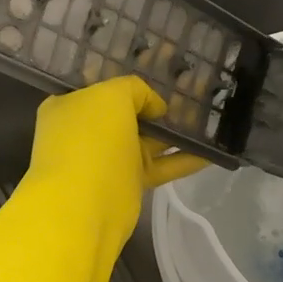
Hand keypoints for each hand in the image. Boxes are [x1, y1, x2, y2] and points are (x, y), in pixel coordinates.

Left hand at [22, 76, 206, 240]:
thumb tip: (154, 107)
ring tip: (210, 117)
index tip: (161, 73)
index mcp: (69, 106)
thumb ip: (134, 89)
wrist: (82, 207)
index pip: (101, 86)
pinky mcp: (130, 183)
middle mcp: (87, 131)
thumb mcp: (111, 96)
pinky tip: (213, 152)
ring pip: (148, 138)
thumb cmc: (90, 140)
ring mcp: (109, 159)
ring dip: (177, 130)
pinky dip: (185, 158)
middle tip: (192, 91)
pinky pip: (161, 165)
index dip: (129, 80)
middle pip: (127, 111)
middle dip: (158, 103)